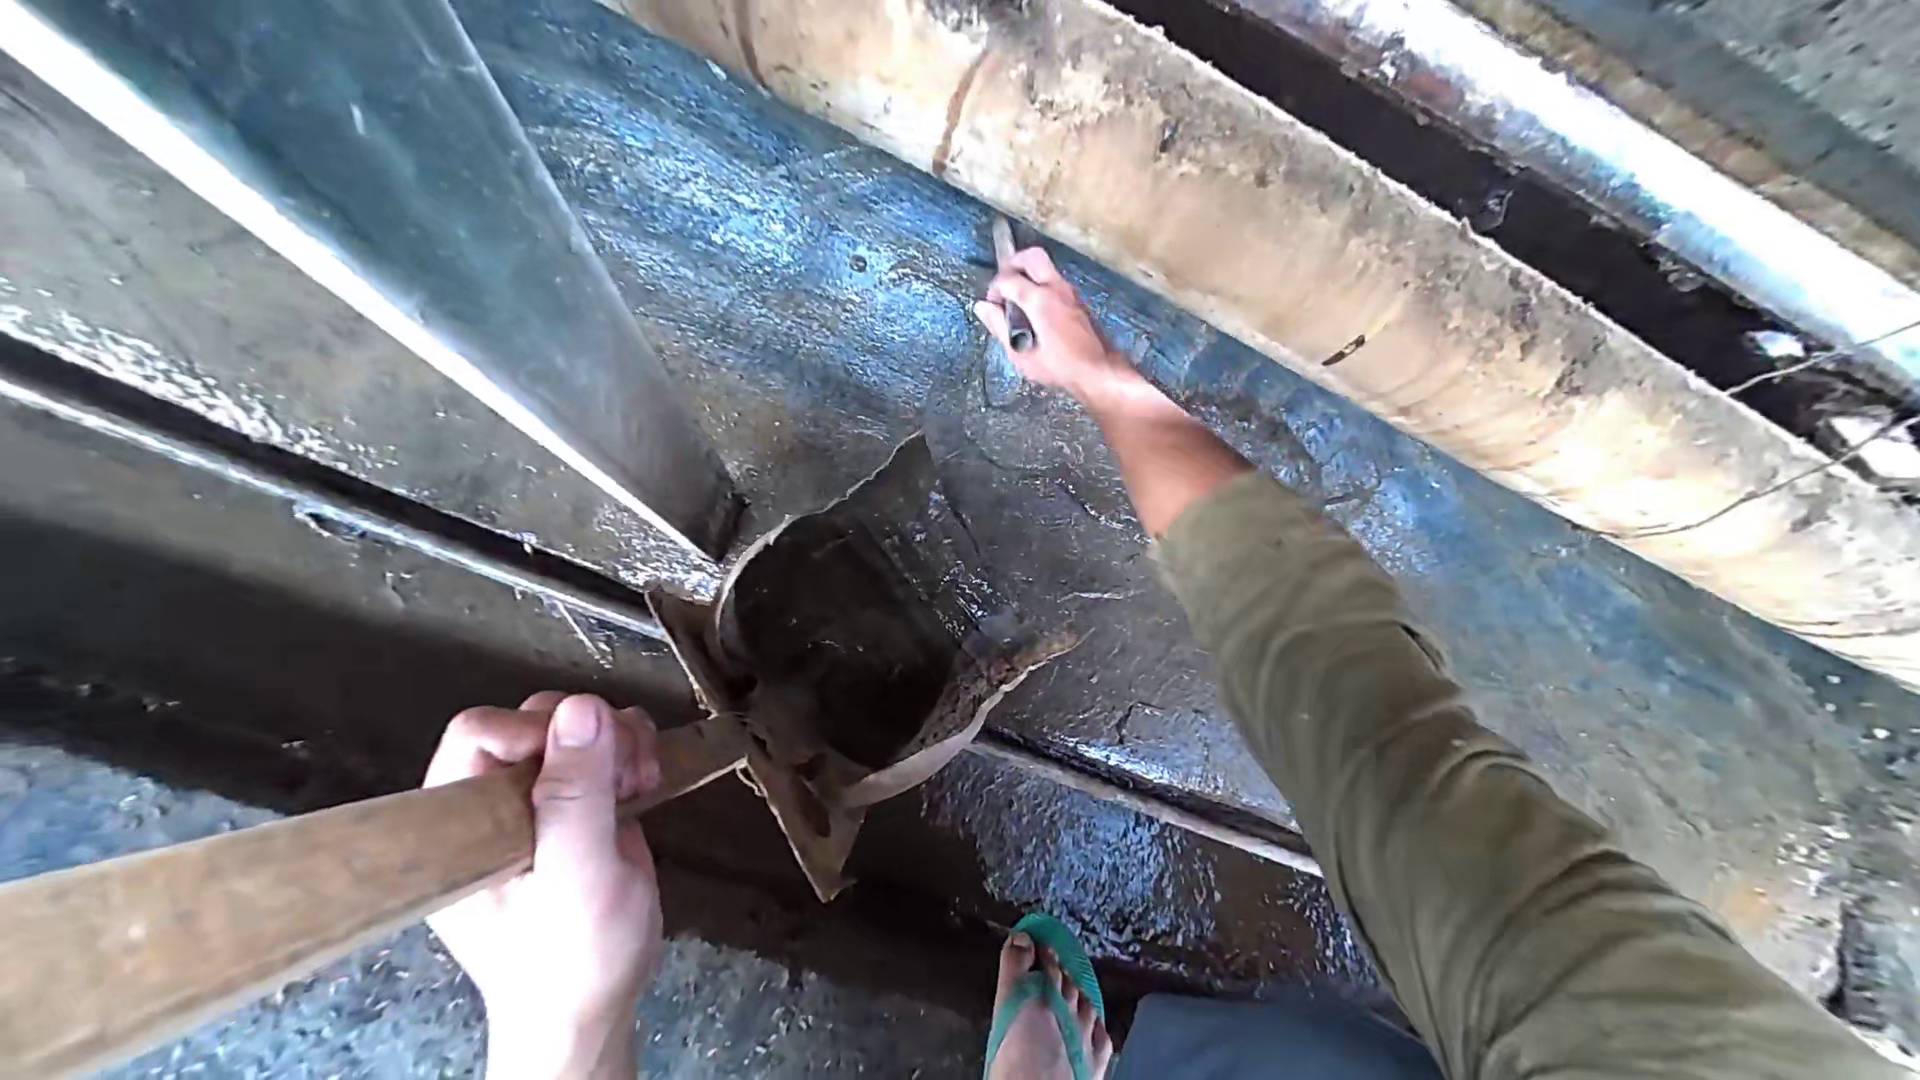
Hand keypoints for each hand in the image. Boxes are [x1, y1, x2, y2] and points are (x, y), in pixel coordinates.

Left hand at [423, 692, 663, 1079]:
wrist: (601, 1000)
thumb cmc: (574, 955)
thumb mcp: (577, 877)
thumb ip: (576, 794)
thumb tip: (583, 704)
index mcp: (463, 820)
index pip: (481, 733)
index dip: (534, 731)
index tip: (584, 764)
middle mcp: (499, 799)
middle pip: (541, 717)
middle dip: (595, 736)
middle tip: (626, 779)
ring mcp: (546, 796)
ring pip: (583, 721)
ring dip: (624, 739)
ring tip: (642, 783)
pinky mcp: (587, 797)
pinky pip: (612, 740)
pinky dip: (638, 749)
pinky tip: (649, 782)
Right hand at [972, 245, 1148, 409]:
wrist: (1096, 370)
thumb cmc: (1059, 366)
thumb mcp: (1020, 353)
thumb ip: (999, 327)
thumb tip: (983, 308)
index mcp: (1039, 300)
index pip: (1008, 278)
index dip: (994, 289)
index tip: (991, 304)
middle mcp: (1056, 288)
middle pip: (1031, 256)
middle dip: (1012, 264)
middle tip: (1003, 285)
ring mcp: (1069, 292)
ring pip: (1045, 266)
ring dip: (1027, 274)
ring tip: (1017, 300)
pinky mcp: (1077, 301)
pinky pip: (1055, 281)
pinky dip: (1040, 285)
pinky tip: (1034, 310)